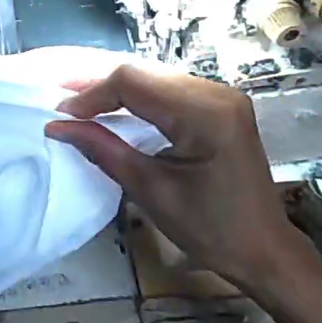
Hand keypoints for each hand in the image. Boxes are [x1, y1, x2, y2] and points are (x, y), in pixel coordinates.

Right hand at [44, 65, 315, 287]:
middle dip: (98, 86)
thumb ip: (103, 150)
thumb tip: (57, 126)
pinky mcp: (221, 104)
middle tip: (62, 103)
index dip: (91, 94)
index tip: (60, 114)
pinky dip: (136, 95)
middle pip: (142, 73)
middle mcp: (217, 93)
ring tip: (80, 103)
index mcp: (205, 115)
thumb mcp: (150, 190)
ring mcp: (222, 96)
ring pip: (153, 76)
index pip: (133, 83)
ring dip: (115, 89)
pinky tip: (114, 106)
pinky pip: (168, 87)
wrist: (264, 249)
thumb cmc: (209, 229)